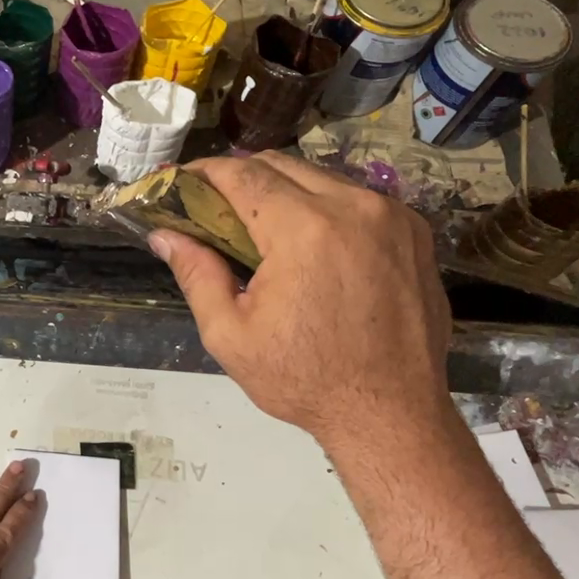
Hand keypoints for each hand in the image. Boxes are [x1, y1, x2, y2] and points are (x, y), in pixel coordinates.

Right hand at [149, 153, 453, 449]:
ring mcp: (392, 215)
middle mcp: (354, 207)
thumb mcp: (230, 334)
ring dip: (283, 192)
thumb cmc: (302, 378)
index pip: (244, 175)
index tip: (181, 181)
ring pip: (321, 178)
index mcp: (305, 230)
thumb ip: (196, 274)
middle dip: (241, 177)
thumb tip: (163, 235)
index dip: (205, 172)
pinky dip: (324, 208)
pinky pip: (357, 200)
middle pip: (282, 166)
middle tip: (212, 206)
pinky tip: (310, 245)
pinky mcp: (414, 232)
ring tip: (258, 227)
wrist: (390, 412)